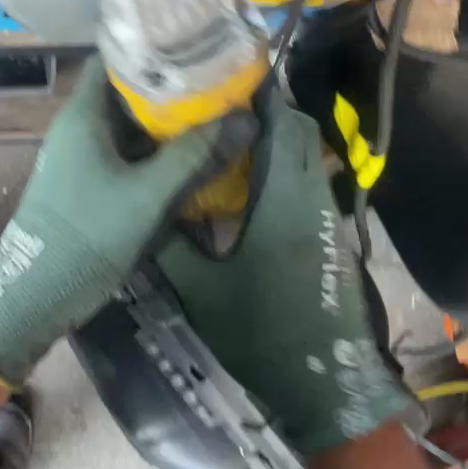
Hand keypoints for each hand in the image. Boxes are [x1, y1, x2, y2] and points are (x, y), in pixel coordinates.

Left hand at [0, 60, 250, 385]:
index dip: (151, 47)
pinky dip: (156, 154)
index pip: (114, 58)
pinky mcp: (89, 183)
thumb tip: (247, 117)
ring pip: (130, 127)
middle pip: (128, 93)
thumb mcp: (148, 194)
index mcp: (84, 114)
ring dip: (167, 125)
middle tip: (220, 83)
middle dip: (172, 89)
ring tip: (216, 116)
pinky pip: (127, 156)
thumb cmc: (88, 232)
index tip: (195, 42)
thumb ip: (195, 155)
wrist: (38, 291)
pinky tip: (192, 160)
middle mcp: (81, 126)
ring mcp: (84, 156)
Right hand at [156, 97, 411, 454]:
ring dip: (273, 139)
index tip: (222, 80)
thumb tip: (139, 207)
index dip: (259, 96)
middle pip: (300, 132)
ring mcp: (325, 218)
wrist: (328, 388)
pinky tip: (244, 183)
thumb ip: (168, 244)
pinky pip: (307, 181)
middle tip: (213, 107)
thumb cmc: (263, 335)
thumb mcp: (201, 291)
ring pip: (307, 157)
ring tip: (222, 136)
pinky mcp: (328, 237)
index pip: (283, 126)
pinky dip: (281, 166)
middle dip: (264, 111)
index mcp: (284, 201)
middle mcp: (312, 199)